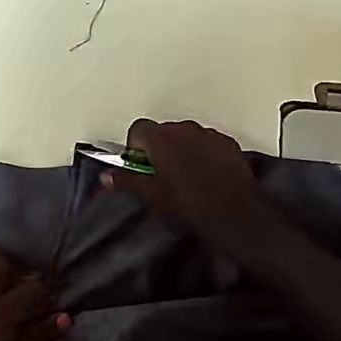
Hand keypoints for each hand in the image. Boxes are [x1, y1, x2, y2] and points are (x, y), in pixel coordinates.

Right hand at [101, 119, 288, 257]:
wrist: (233, 212)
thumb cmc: (189, 204)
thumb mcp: (153, 195)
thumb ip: (127, 181)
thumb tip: (106, 177)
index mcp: (162, 139)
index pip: (138, 128)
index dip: (136, 146)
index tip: (140, 165)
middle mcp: (185, 129)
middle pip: (163, 130)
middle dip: (158, 147)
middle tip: (160, 172)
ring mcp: (209, 134)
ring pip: (187, 135)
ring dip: (181, 148)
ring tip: (185, 175)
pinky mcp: (227, 142)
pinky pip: (208, 142)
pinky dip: (203, 152)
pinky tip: (207, 174)